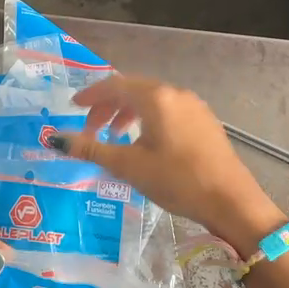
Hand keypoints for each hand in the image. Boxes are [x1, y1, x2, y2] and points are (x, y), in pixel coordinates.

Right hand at [51, 75, 283, 254]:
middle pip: (133, 90)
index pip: (114, 85)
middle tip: (90, 130)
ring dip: (127, 114)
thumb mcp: (129, 166)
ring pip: (151, 101)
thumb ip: (92, 149)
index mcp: (155, 97)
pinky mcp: (205, 122)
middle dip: (107, 107)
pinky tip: (145, 143)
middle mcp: (175, 93)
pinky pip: (168, 111)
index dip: (90, 96)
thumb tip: (56, 139)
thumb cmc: (177, 180)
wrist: (232, 201)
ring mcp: (194, 106)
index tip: (73, 108)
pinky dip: (148, 120)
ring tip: (115, 137)